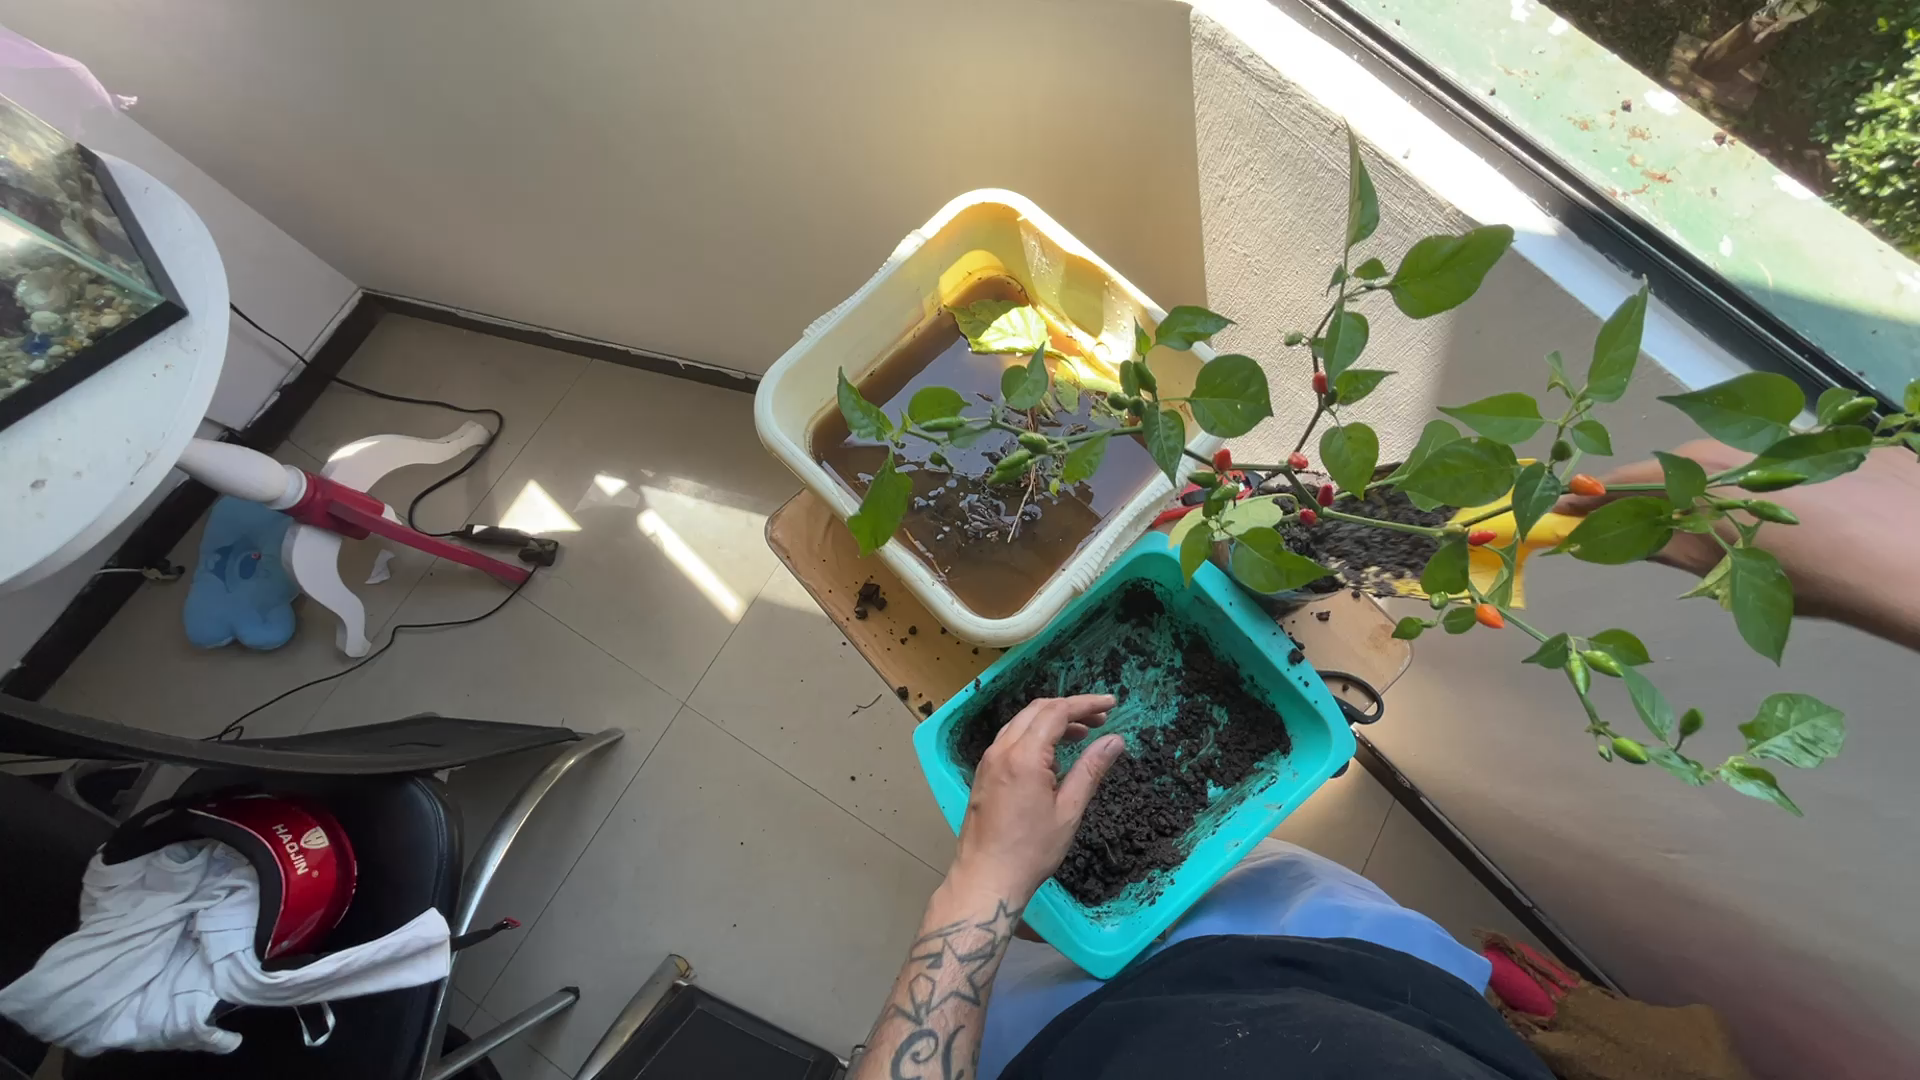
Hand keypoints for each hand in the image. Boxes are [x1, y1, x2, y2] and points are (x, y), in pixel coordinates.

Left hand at [950, 695, 1124, 902]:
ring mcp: (989, 759)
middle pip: (1037, 710)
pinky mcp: (984, 772)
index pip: (1057, 712)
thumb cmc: (1031, 850)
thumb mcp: (1069, 810)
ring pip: (1022, 722)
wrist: (986, 878)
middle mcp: (1002, 749)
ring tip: (1083, 734)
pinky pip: (1011, 738)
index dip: (1086, 704)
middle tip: (1101, 718)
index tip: (1111, 703)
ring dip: (1052, 720)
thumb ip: (1091, 769)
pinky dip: (1035, 734)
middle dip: (1070, 708)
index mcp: (1024, 756)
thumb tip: (1115, 740)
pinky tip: (1053, 754)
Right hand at [1558, 440, 1919, 649]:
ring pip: (1734, 463)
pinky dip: (1777, 485)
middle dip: (1654, 493)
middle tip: (1655, 527)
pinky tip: (1811, 517)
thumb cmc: (1814, 577)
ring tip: (1738, 524)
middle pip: (1676, 467)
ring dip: (1716, 489)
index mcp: (1700, 472)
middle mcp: (1740, 445)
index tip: (1565, 507)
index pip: (1624, 480)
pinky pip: (1791, 462)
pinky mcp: (1853, 448)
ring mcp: (1799, 442)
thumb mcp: (1718, 568)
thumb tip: (1590, 533)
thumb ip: (1649, 542)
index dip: (1589, 496)